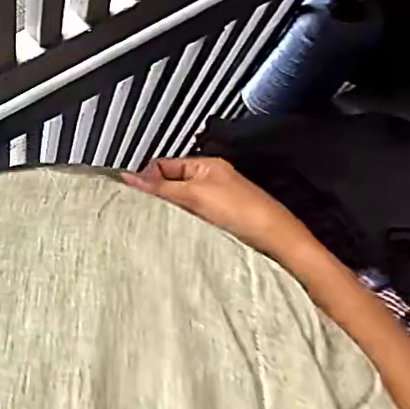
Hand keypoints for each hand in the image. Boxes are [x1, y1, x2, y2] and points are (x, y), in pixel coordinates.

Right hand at [121, 157, 320, 265]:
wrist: (279, 243)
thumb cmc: (247, 212)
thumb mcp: (195, 194)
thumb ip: (161, 187)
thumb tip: (130, 178)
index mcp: (206, 166)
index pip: (162, 165)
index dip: (147, 178)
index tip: (135, 195)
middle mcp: (210, 181)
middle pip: (169, 185)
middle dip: (157, 198)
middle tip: (147, 212)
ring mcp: (215, 203)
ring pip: (179, 204)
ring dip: (170, 214)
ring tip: (164, 224)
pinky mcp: (219, 223)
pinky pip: (191, 220)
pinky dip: (183, 226)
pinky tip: (181, 234)